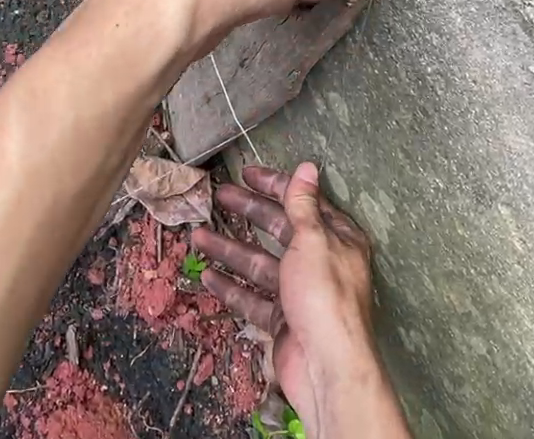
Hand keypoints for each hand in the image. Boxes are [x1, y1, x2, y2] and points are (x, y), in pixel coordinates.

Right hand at [192, 164, 409, 438]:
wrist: (327, 368)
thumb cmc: (323, 295)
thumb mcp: (312, 239)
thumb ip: (303, 204)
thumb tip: (307, 166)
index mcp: (335, 237)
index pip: (302, 201)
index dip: (274, 185)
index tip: (246, 173)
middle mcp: (319, 261)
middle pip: (278, 229)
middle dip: (248, 211)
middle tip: (218, 194)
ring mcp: (299, 292)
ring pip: (259, 263)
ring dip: (229, 249)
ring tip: (197, 235)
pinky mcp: (283, 320)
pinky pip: (253, 297)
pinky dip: (231, 286)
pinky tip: (208, 275)